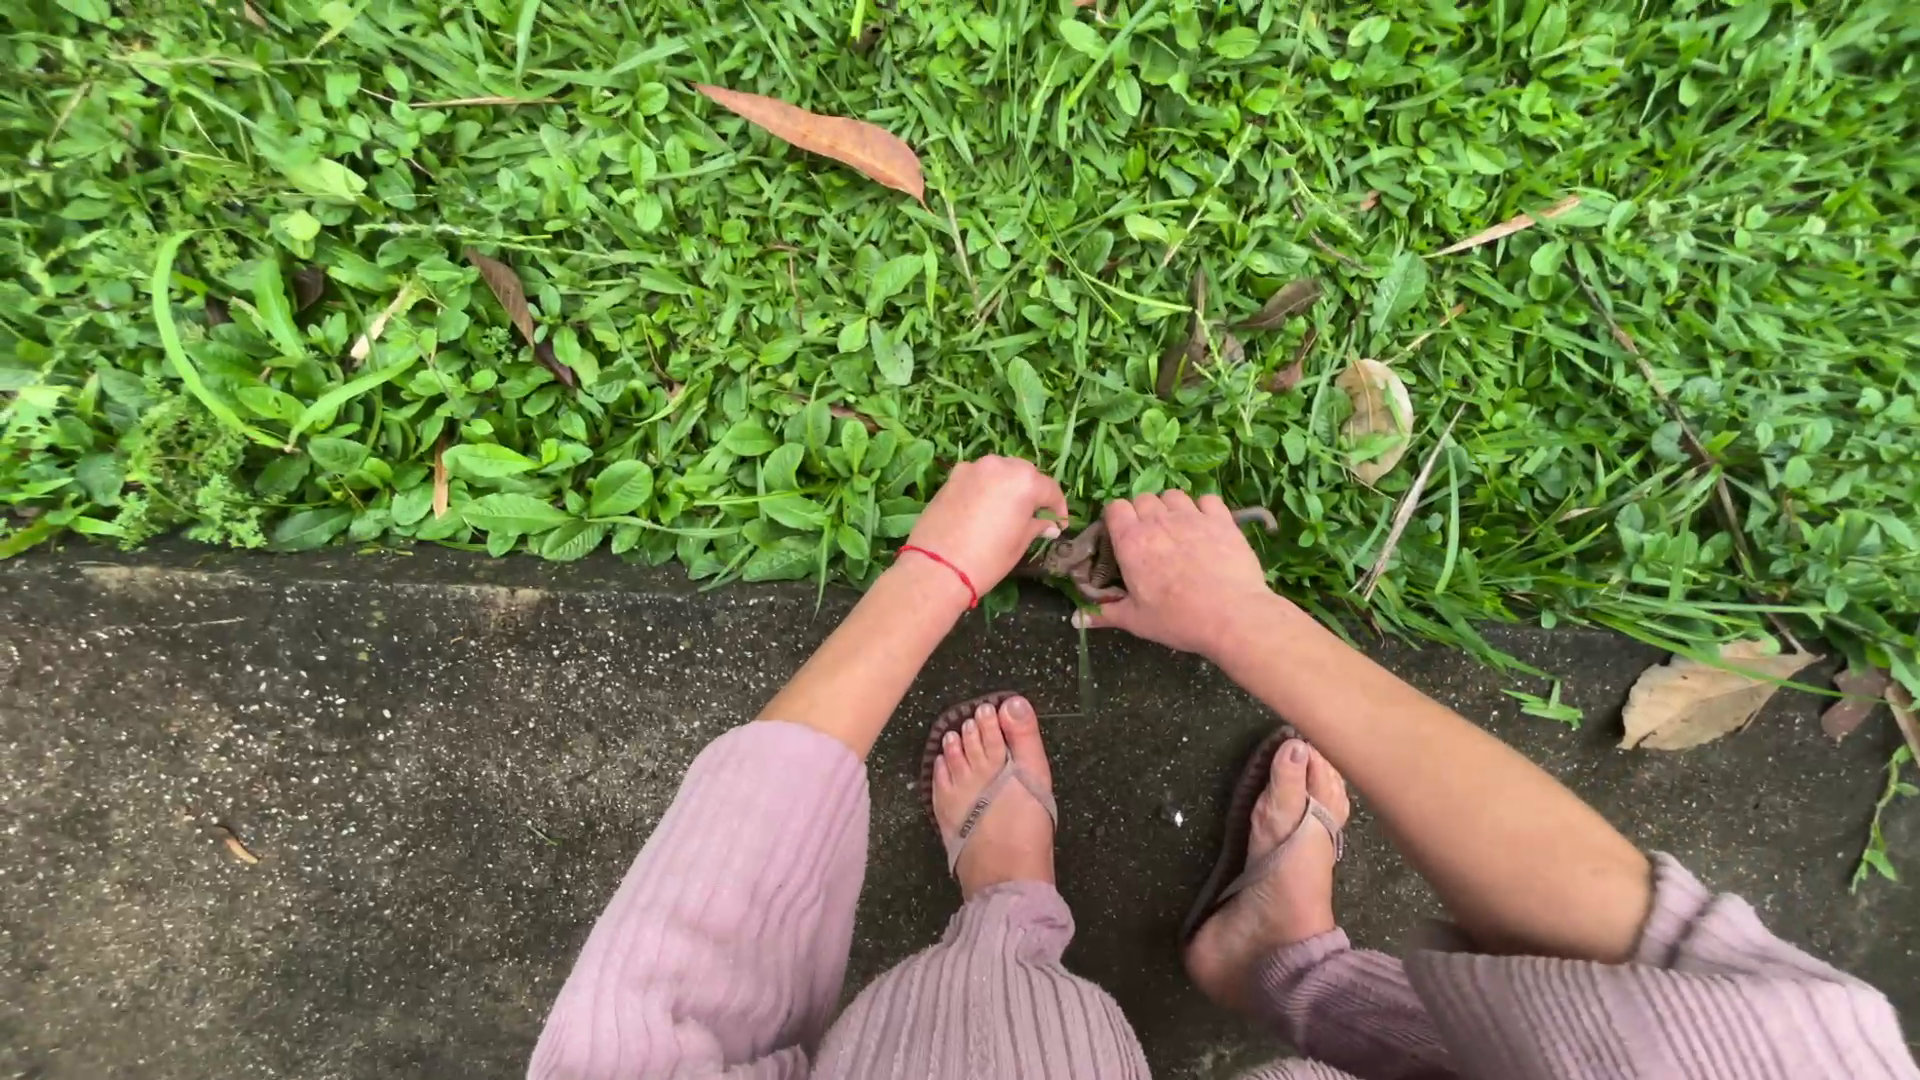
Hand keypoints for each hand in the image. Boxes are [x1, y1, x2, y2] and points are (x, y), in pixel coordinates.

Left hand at [901, 455, 1068, 596]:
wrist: (937, 568)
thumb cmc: (986, 560)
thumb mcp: (1018, 544)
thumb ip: (1036, 527)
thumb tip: (1048, 524)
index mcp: (1024, 481)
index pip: (1050, 489)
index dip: (1057, 507)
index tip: (1058, 523)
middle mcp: (999, 466)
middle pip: (1024, 474)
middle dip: (1032, 492)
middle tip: (1034, 515)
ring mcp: (973, 468)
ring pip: (1000, 471)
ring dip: (1008, 486)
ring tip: (1008, 510)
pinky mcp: (952, 477)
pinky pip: (978, 477)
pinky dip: (985, 486)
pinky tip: (984, 507)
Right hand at [1074, 491, 1275, 656]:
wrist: (1233, 616)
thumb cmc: (1178, 619)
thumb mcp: (1136, 620)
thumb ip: (1104, 614)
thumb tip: (1076, 620)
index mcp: (1131, 541)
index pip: (1115, 508)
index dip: (1116, 518)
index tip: (1120, 535)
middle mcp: (1158, 521)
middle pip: (1143, 499)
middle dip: (1142, 513)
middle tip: (1148, 537)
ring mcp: (1192, 517)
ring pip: (1173, 495)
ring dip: (1170, 507)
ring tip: (1175, 528)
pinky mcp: (1222, 520)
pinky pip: (1207, 499)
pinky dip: (1202, 508)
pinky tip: (1204, 524)